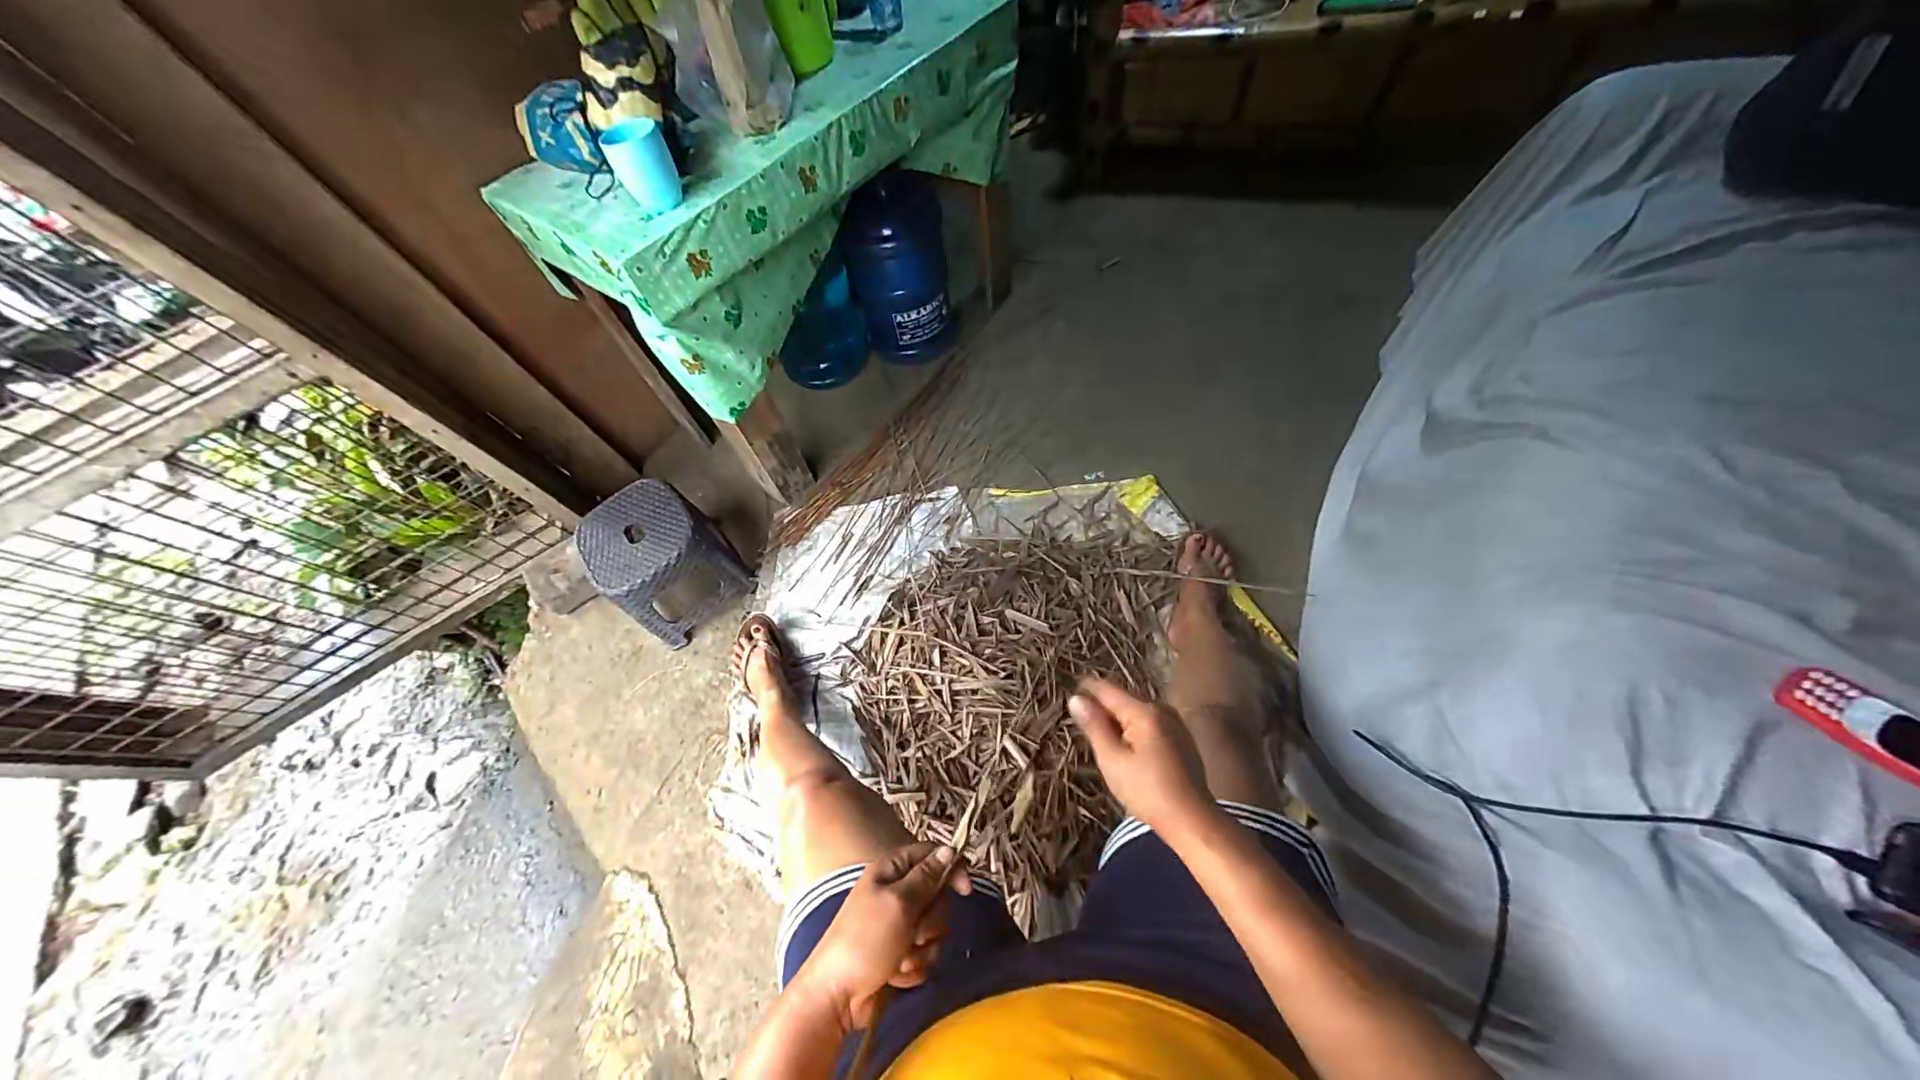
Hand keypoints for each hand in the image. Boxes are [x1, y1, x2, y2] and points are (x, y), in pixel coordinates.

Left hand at [798, 843, 970, 1030]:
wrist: (837, 996)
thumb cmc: (865, 941)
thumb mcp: (899, 903)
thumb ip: (927, 876)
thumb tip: (950, 849)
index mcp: (891, 870)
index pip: (932, 855)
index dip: (951, 869)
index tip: (965, 890)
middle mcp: (896, 893)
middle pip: (938, 896)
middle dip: (931, 921)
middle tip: (912, 932)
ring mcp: (899, 925)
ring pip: (935, 930)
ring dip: (921, 948)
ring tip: (898, 958)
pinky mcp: (901, 953)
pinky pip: (926, 954)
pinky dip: (914, 966)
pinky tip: (894, 974)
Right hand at [1070, 678, 1216, 838]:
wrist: (1192, 820)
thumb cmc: (1147, 791)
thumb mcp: (1112, 760)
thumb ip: (1094, 726)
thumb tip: (1076, 699)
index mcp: (1144, 712)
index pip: (1107, 690)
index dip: (1086, 692)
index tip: (1070, 700)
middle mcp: (1162, 709)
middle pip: (1123, 701)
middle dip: (1103, 712)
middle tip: (1086, 733)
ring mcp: (1175, 723)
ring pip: (1136, 714)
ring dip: (1118, 724)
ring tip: (1105, 746)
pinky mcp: (1181, 738)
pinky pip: (1150, 726)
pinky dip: (1135, 733)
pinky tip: (1130, 754)